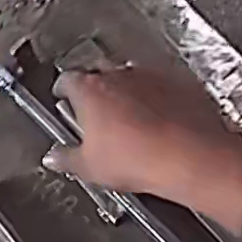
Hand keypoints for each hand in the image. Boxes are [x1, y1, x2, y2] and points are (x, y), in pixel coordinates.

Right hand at [47, 65, 241, 234]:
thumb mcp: (89, 168)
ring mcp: (152, 75)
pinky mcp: (180, 83)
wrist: (186, 156)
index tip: (62, 95)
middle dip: (95, 89)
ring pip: (133, 78)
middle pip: (99, 72)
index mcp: (91, 90)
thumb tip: (55, 157)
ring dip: (128, 94)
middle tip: (94, 112)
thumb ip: (67, 158)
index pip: (67, 80)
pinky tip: (158, 122)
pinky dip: (157, 99)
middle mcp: (121, 74)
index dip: (62, 89)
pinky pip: (162, 86)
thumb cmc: (137, 159)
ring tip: (129, 122)